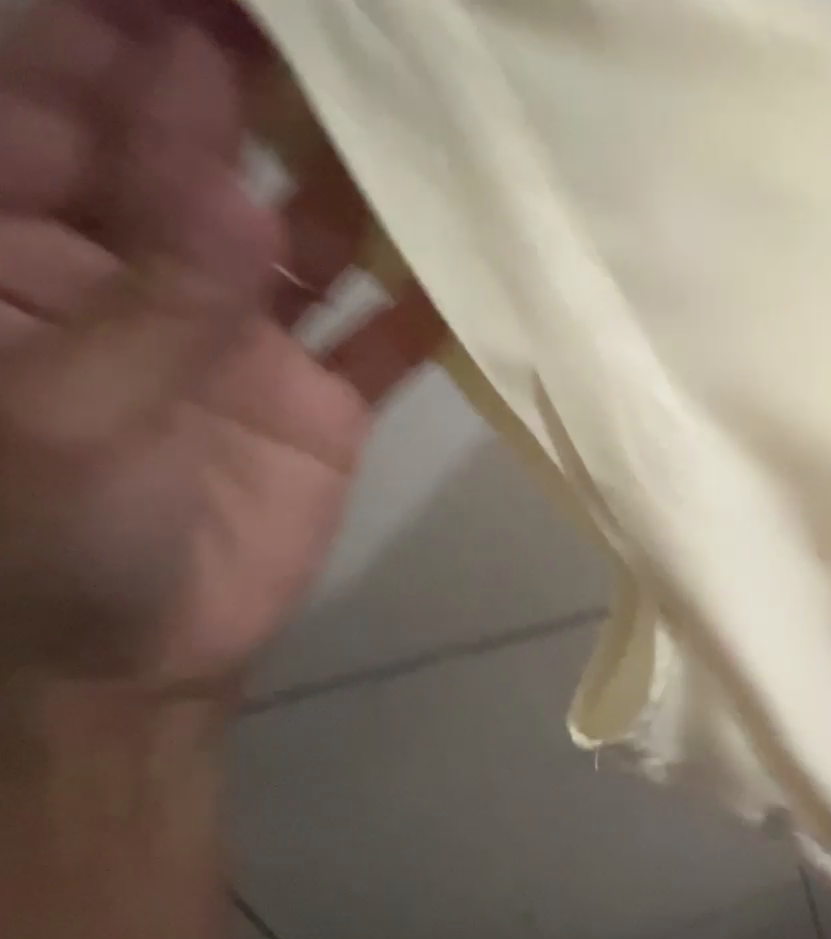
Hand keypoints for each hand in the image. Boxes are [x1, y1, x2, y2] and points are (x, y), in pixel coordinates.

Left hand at [0, 0, 444, 698]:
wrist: (137, 665)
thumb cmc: (51, 544)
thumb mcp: (69, 417)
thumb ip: (158, 302)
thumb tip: (229, 184)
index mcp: (18, 262)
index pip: (54, 117)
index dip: (120, 51)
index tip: (208, 6)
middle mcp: (131, 278)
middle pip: (187, 161)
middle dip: (242, 93)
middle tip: (330, 40)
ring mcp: (238, 339)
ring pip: (295, 241)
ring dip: (345, 189)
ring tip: (415, 128)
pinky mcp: (320, 398)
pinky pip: (379, 342)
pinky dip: (423, 313)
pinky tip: (470, 272)